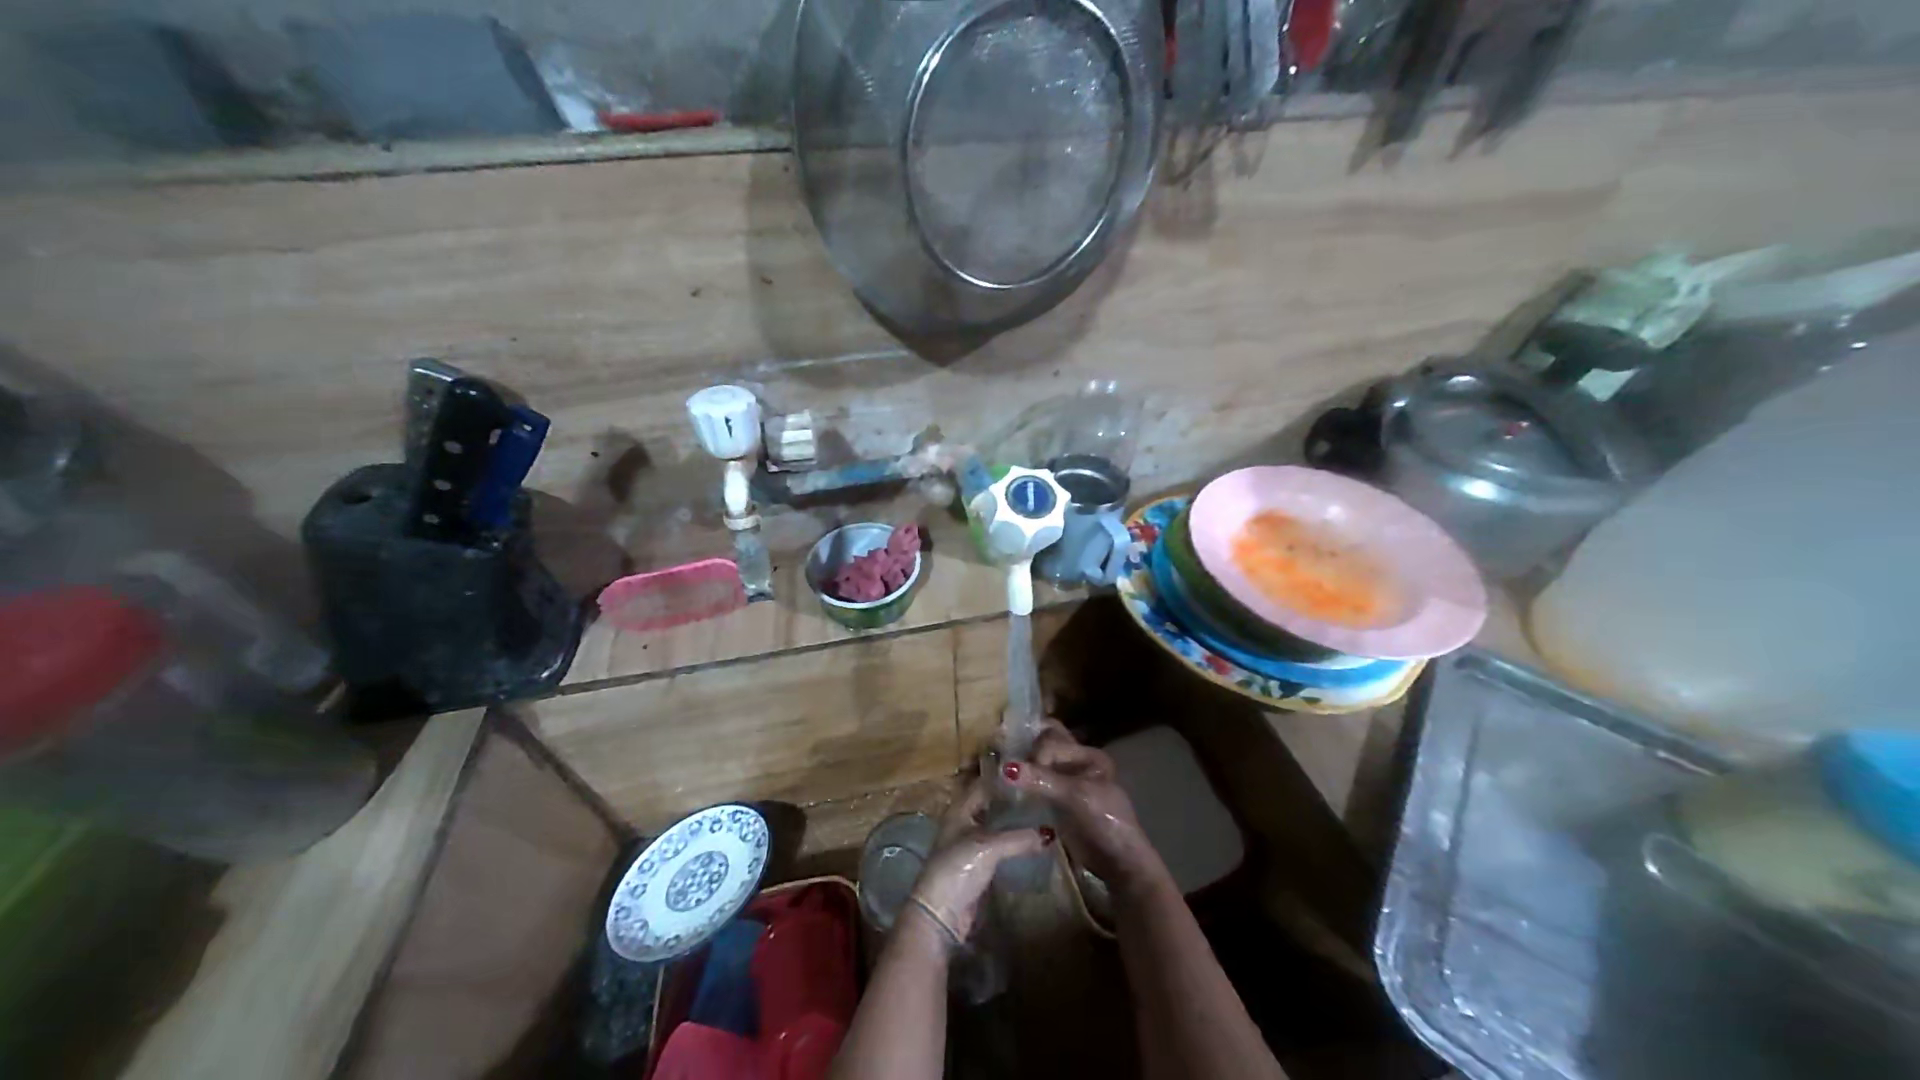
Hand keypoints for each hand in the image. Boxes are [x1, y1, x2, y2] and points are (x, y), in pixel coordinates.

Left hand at [905, 777, 1051, 941]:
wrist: (941, 914)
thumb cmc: (958, 869)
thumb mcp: (989, 847)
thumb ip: (1019, 838)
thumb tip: (1050, 834)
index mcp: (959, 809)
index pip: (984, 783)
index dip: (1004, 777)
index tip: (1032, 770)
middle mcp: (964, 821)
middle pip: (992, 804)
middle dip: (1014, 800)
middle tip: (1044, 792)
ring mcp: (971, 844)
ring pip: (998, 825)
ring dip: (1016, 821)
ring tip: (1045, 813)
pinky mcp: (979, 865)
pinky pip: (1001, 846)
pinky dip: (1015, 842)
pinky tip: (1034, 841)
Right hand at [1000, 723, 1160, 888]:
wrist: (1117, 863)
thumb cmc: (1105, 822)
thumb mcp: (1076, 796)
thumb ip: (1042, 780)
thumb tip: (1004, 768)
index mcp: (1088, 756)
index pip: (1053, 739)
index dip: (1036, 752)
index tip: (1023, 771)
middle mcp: (1076, 765)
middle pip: (1043, 747)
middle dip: (1024, 752)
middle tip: (1003, 761)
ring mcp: (1066, 785)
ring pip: (1037, 767)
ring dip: (1020, 770)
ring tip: (1000, 776)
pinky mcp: (1056, 804)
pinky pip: (1034, 787)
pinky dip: (1021, 787)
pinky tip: (1006, 790)